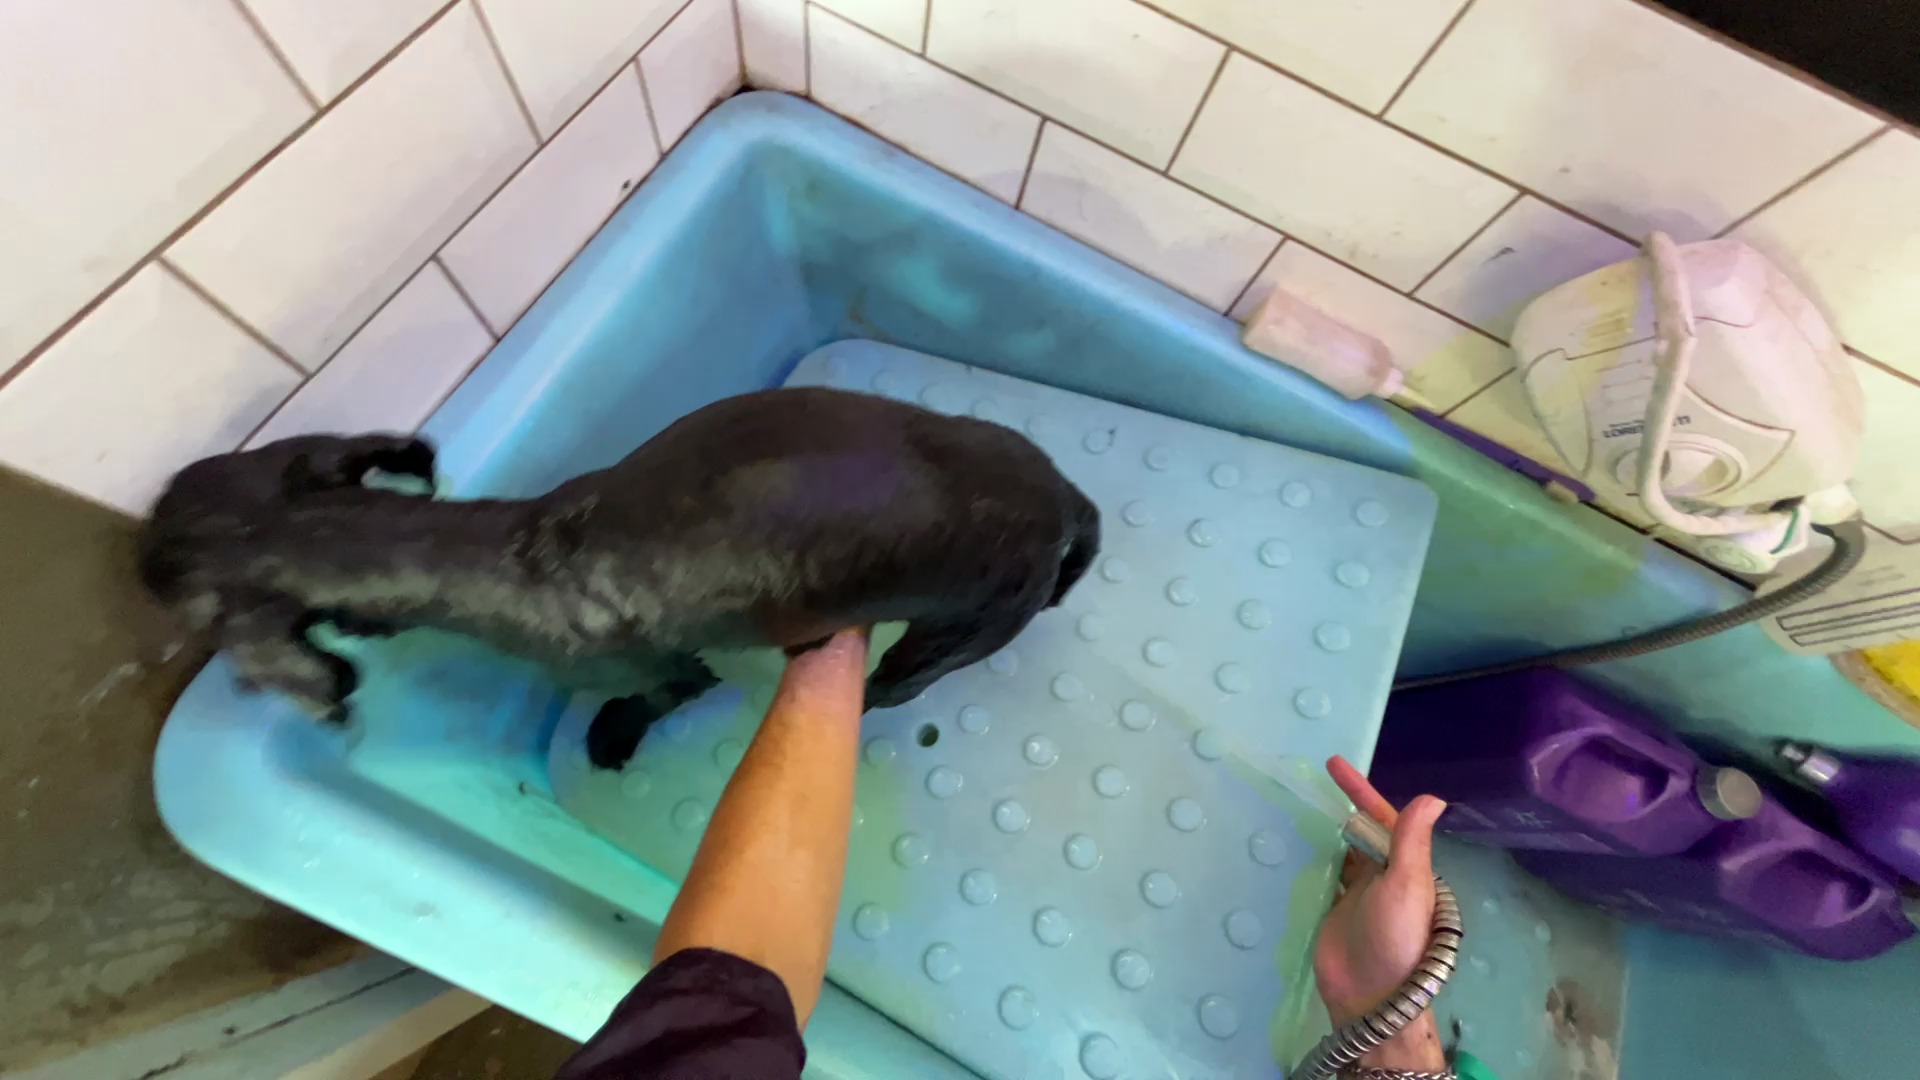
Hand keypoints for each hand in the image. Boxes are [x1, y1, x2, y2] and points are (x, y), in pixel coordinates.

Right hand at [1313, 756, 1449, 1069]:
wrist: (1371, 998)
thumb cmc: (1395, 941)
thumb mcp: (1407, 888)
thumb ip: (1411, 843)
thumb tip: (1433, 797)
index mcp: (1404, 870)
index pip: (1382, 819)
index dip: (1359, 791)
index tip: (1333, 765)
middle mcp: (1382, 877)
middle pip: (1358, 830)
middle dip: (1338, 804)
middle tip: (1306, 779)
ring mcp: (1356, 893)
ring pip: (1339, 848)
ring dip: (1322, 825)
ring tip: (1294, 803)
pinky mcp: (1332, 907)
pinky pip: (1321, 870)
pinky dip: (1308, 852)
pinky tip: (1288, 840)